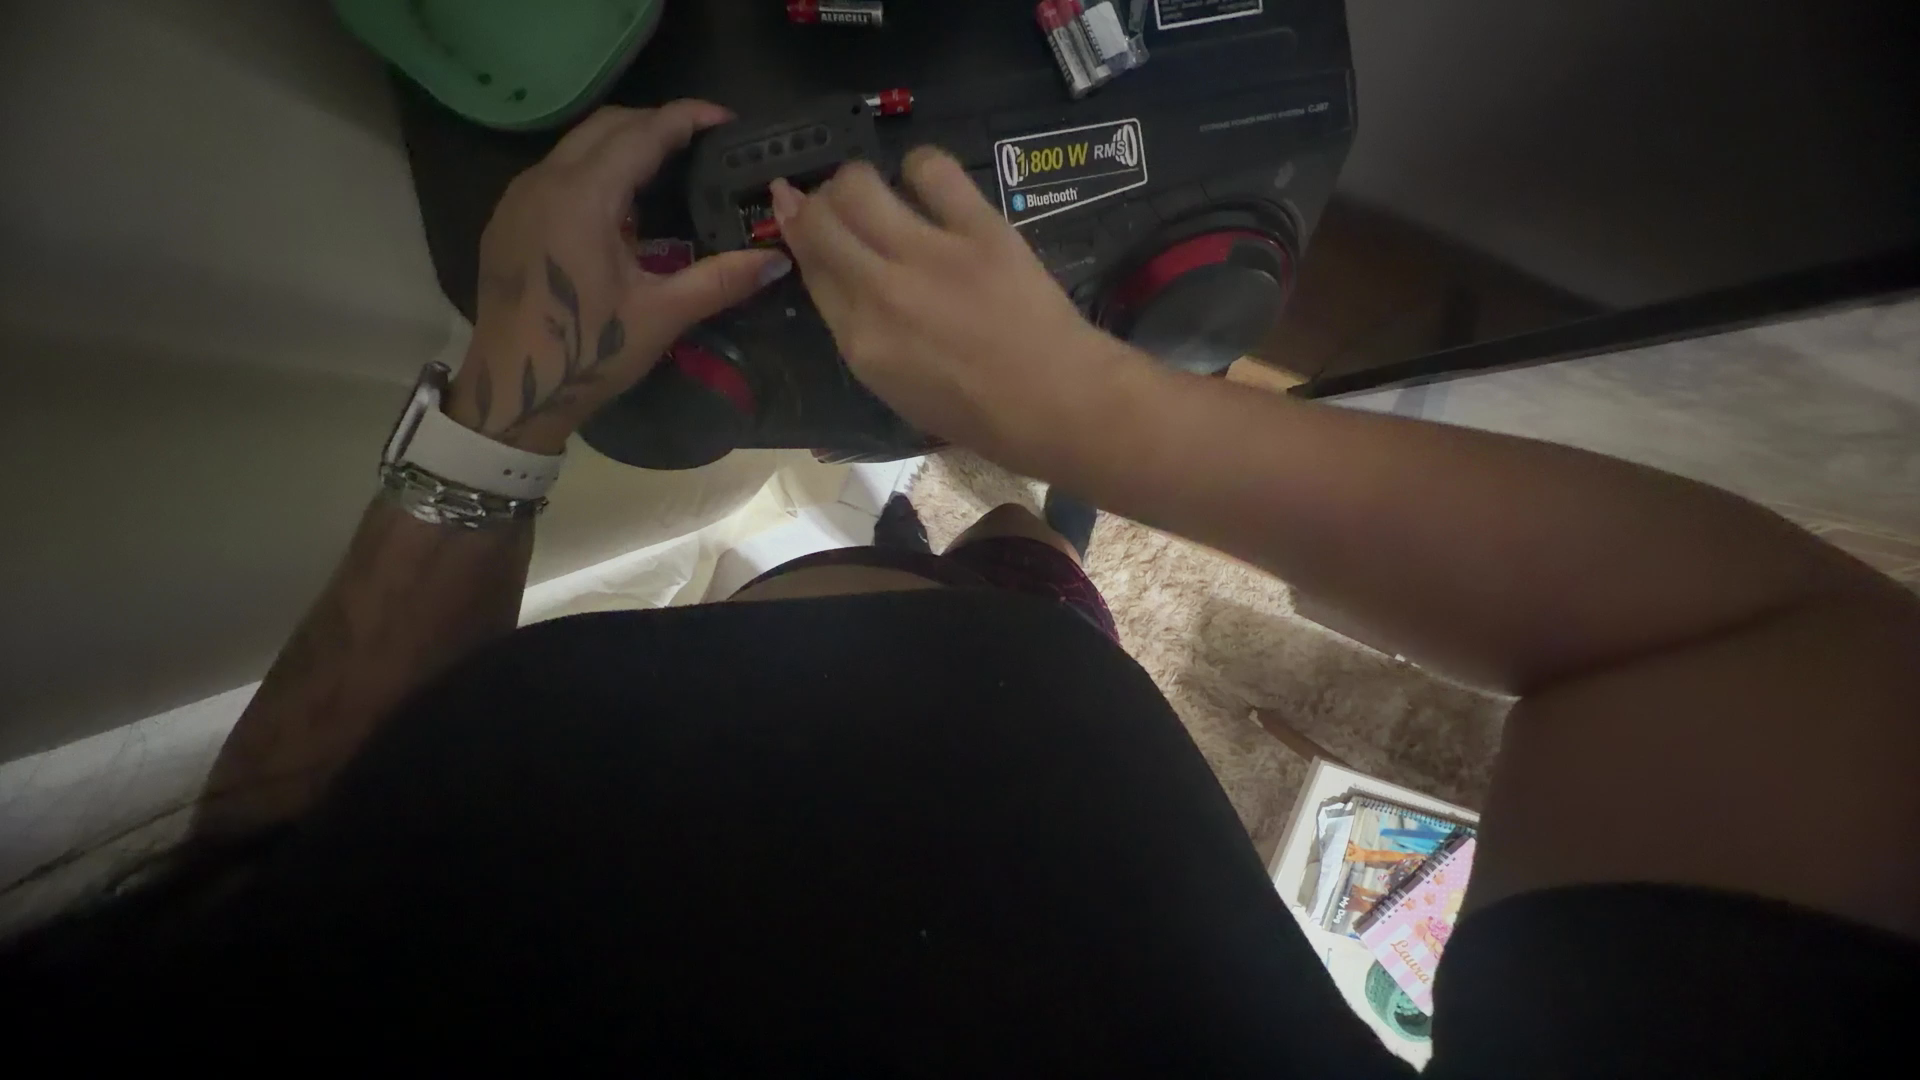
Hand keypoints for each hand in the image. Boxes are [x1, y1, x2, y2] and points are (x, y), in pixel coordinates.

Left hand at [447, 101, 791, 453]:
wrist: (515, 389)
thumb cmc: (589, 353)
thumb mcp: (663, 315)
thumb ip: (721, 280)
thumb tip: (777, 260)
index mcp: (582, 197)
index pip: (641, 134)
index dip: (686, 119)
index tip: (725, 120)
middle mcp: (543, 181)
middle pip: (605, 126)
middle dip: (655, 123)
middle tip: (703, 143)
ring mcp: (518, 198)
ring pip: (577, 146)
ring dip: (624, 145)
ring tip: (670, 170)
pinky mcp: (509, 219)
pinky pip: (559, 173)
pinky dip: (597, 171)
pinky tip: (623, 209)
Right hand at [770, 148, 1142, 454]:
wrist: (1056, 401)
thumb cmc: (980, 416)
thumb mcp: (901, 393)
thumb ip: (865, 338)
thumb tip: (847, 284)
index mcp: (862, 343)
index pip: (811, 269)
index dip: (800, 238)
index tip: (797, 219)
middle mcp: (881, 291)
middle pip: (821, 220)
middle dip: (814, 204)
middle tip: (833, 208)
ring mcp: (929, 254)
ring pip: (859, 185)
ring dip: (854, 183)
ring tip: (875, 195)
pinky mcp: (979, 227)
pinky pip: (931, 168)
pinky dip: (918, 168)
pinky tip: (926, 185)